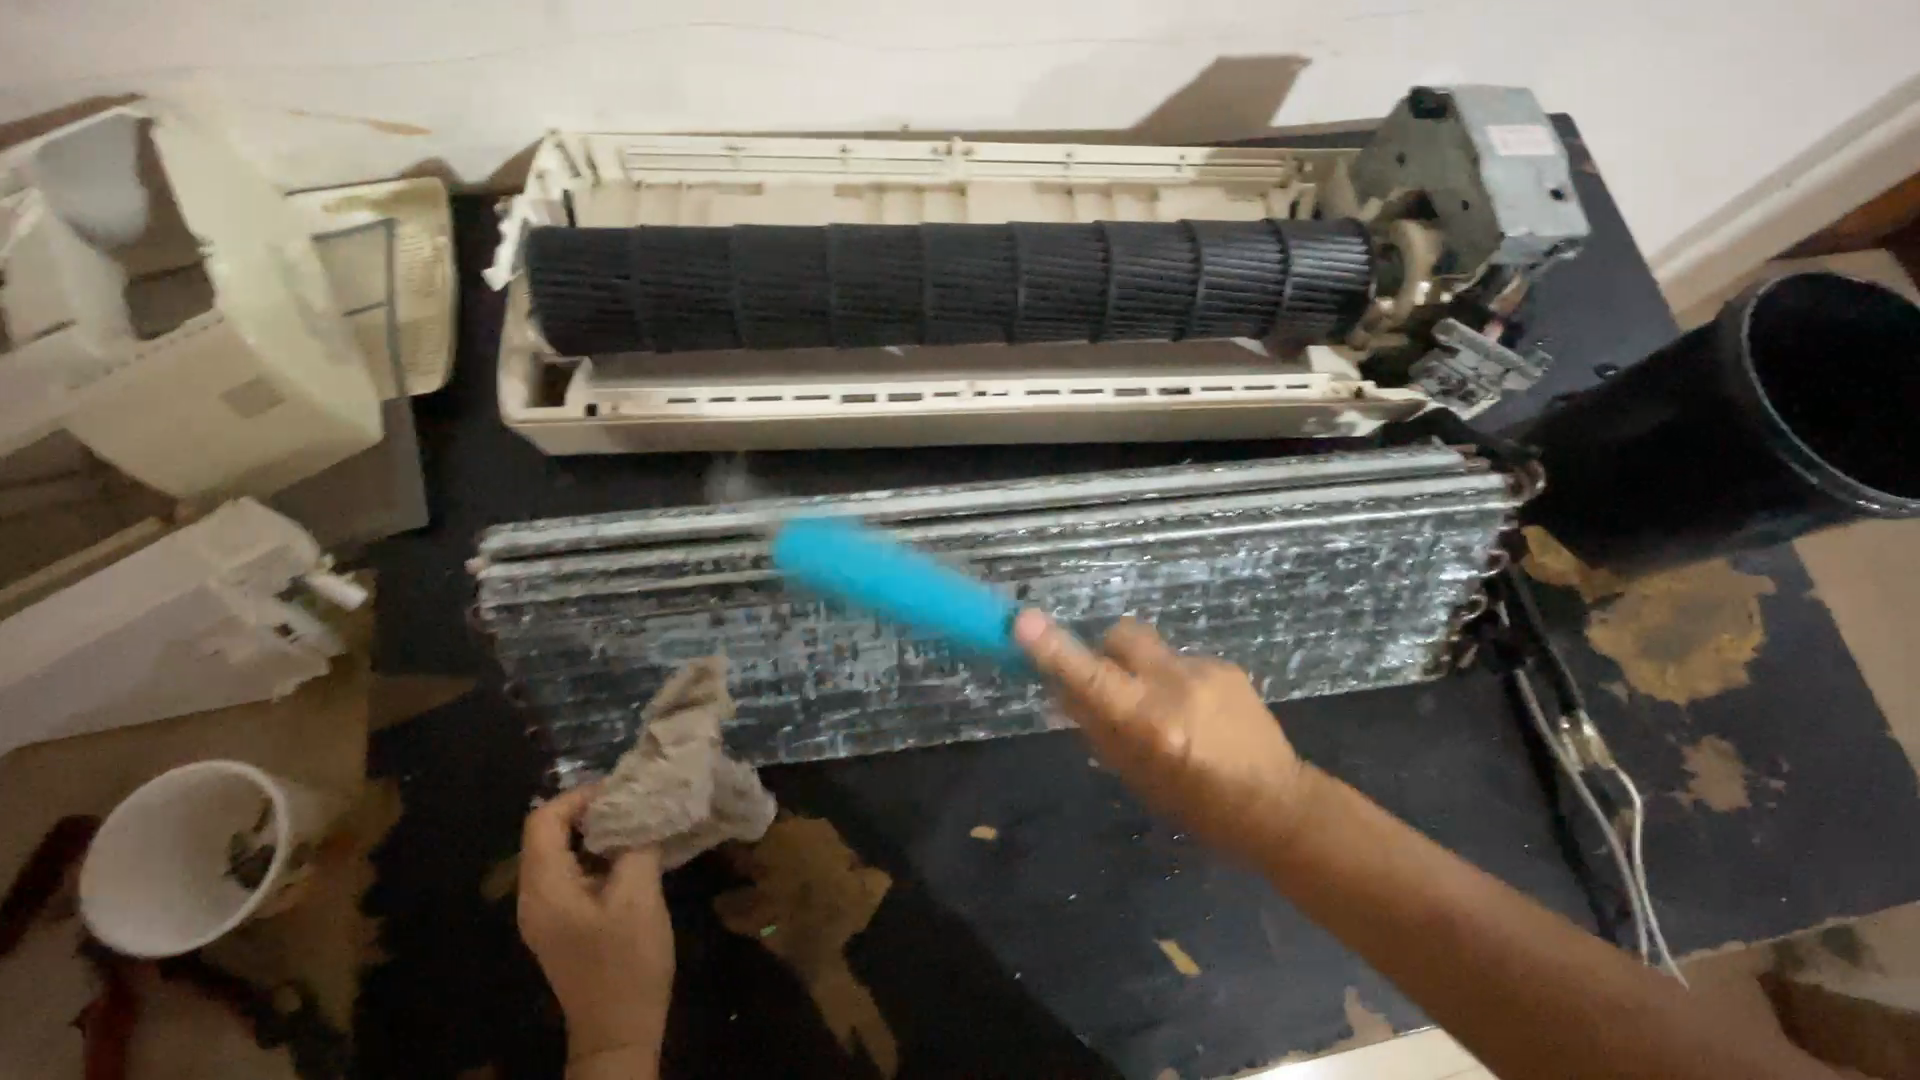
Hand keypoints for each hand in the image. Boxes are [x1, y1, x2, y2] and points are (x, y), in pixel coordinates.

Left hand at [518, 784, 674, 1076]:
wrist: (618, 1032)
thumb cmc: (626, 962)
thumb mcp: (638, 896)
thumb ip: (635, 846)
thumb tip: (642, 811)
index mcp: (544, 887)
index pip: (544, 820)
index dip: (580, 797)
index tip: (622, 791)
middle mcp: (534, 897)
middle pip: (549, 834)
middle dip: (591, 811)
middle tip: (634, 802)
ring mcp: (547, 913)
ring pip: (563, 853)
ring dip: (597, 834)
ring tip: (638, 823)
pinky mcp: (564, 925)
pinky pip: (573, 875)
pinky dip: (599, 856)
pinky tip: (633, 856)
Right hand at [1014, 611, 1313, 861]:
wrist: (1278, 805)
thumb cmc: (1197, 806)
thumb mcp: (1136, 776)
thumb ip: (1097, 727)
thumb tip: (1059, 690)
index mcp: (1151, 724)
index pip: (1090, 678)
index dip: (1054, 650)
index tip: (1024, 622)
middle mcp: (1176, 687)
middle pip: (1122, 636)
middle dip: (1106, 650)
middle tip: (1110, 683)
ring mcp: (1206, 671)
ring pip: (1153, 651)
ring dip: (1144, 672)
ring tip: (1166, 713)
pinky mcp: (1227, 667)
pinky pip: (1181, 662)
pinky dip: (1175, 682)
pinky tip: (1197, 716)